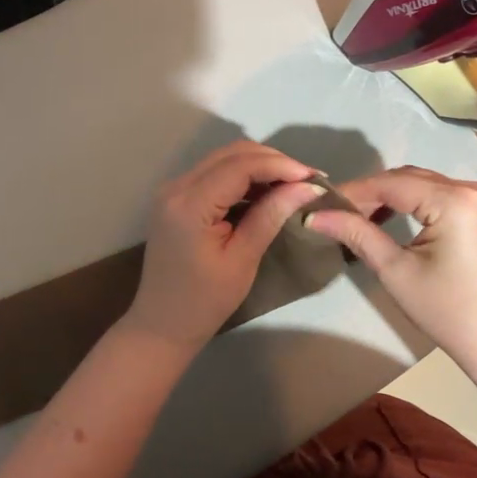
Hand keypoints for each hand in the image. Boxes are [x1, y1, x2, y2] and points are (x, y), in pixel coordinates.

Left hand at [123, 141, 324, 348]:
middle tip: (307, 180)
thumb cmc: (205, 301)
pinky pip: (214, 174)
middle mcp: (176, 186)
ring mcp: (173, 190)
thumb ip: (271, 215)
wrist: (163, 323)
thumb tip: (307, 187)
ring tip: (293, 185)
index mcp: (189, 204)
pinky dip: (242, 177)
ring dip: (258, 166)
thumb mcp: (243, 259)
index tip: (314, 178)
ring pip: (223, 159)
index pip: (240, 165)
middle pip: (231, 154)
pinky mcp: (177, 197)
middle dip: (272, 161)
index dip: (280, 165)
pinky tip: (266, 192)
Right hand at [304, 167, 476, 366]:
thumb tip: (314, 216)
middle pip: (409, 178)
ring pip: (425, 184)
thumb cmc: (449, 312)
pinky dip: (416, 202)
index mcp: (453, 200)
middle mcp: (472, 188)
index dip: (353, 191)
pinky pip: (444, 195)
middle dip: (371, 192)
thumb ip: (357, 234)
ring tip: (361, 217)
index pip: (390, 183)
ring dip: (393, 195)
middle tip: (337, 212)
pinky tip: (395, 220)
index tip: (321, 203)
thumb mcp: (396, 272)